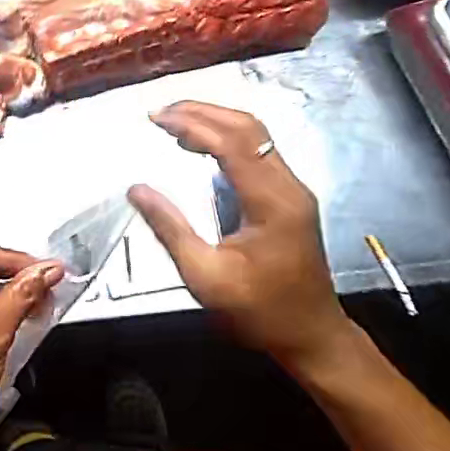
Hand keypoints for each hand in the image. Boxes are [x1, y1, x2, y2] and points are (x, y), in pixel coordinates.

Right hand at [129, 102, 353, 372]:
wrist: (313, 338)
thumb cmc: (260, 312)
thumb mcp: (205, 277)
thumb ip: (170, 228)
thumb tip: (136, 189)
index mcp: (272, 203)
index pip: (232, 143)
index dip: (193, 123)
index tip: (156, 118)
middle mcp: (288, 187)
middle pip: (248, 128)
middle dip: (202, 112)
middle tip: (160, 114)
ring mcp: (292, 190)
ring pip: (255, 135)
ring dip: (213, 121)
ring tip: (172, 123)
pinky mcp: (288, 196)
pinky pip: (257, 151)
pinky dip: (224, 138)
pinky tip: (197, 145)